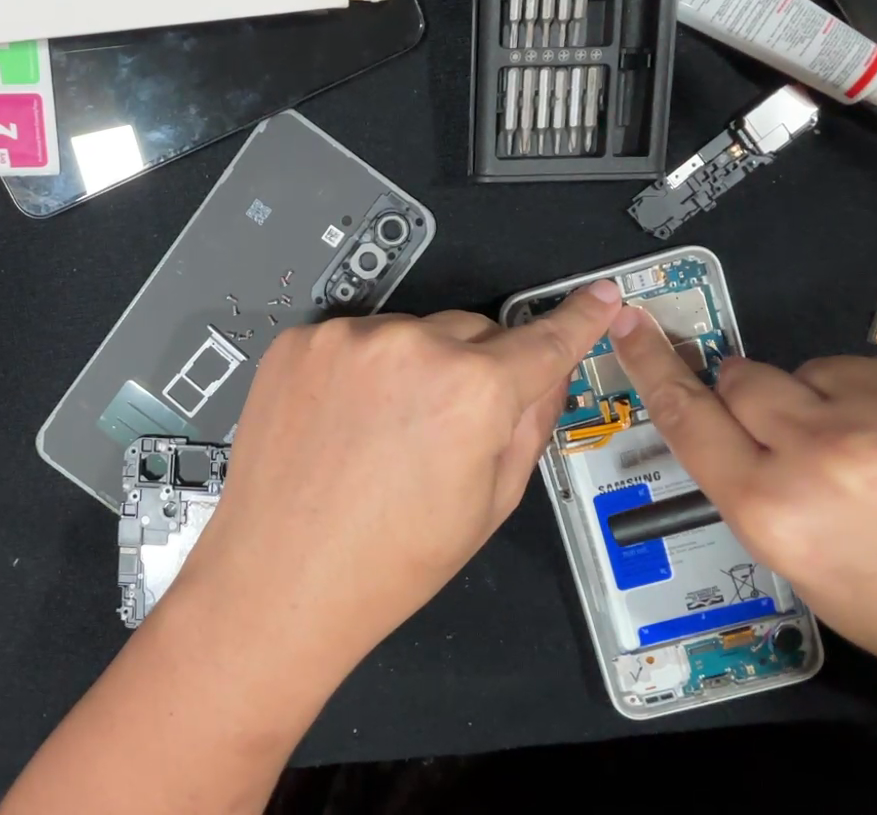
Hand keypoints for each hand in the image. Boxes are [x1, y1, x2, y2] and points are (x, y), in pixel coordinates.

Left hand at [171, 283, 623, 671]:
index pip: (544, 339)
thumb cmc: (385, 562)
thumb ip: (528, 425)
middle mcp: (409, 348)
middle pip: (472, 332)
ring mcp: (346, 338)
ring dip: (411, 366)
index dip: (577, 320)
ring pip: (409, 332)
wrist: (279, 579)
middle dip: (474, 368)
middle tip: (445, 427)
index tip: (598, 298)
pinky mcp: (299, 341)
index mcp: (472, 392)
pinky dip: (357, 368)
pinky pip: (352, 338)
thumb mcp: (488, 505)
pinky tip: (343, 420)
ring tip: (380, 434)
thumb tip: (545, 377)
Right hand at [606, 312, 876, 813]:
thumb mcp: (832, 587)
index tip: (628, 322)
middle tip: (816, 437)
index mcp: (783, 514)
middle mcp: (830, 449)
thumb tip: (751, 436)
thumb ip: (771, 501)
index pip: (687, 416)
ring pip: (828, 367)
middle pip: (749, 378)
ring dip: (848, 400)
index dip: (651, 366)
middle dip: (768, 401)